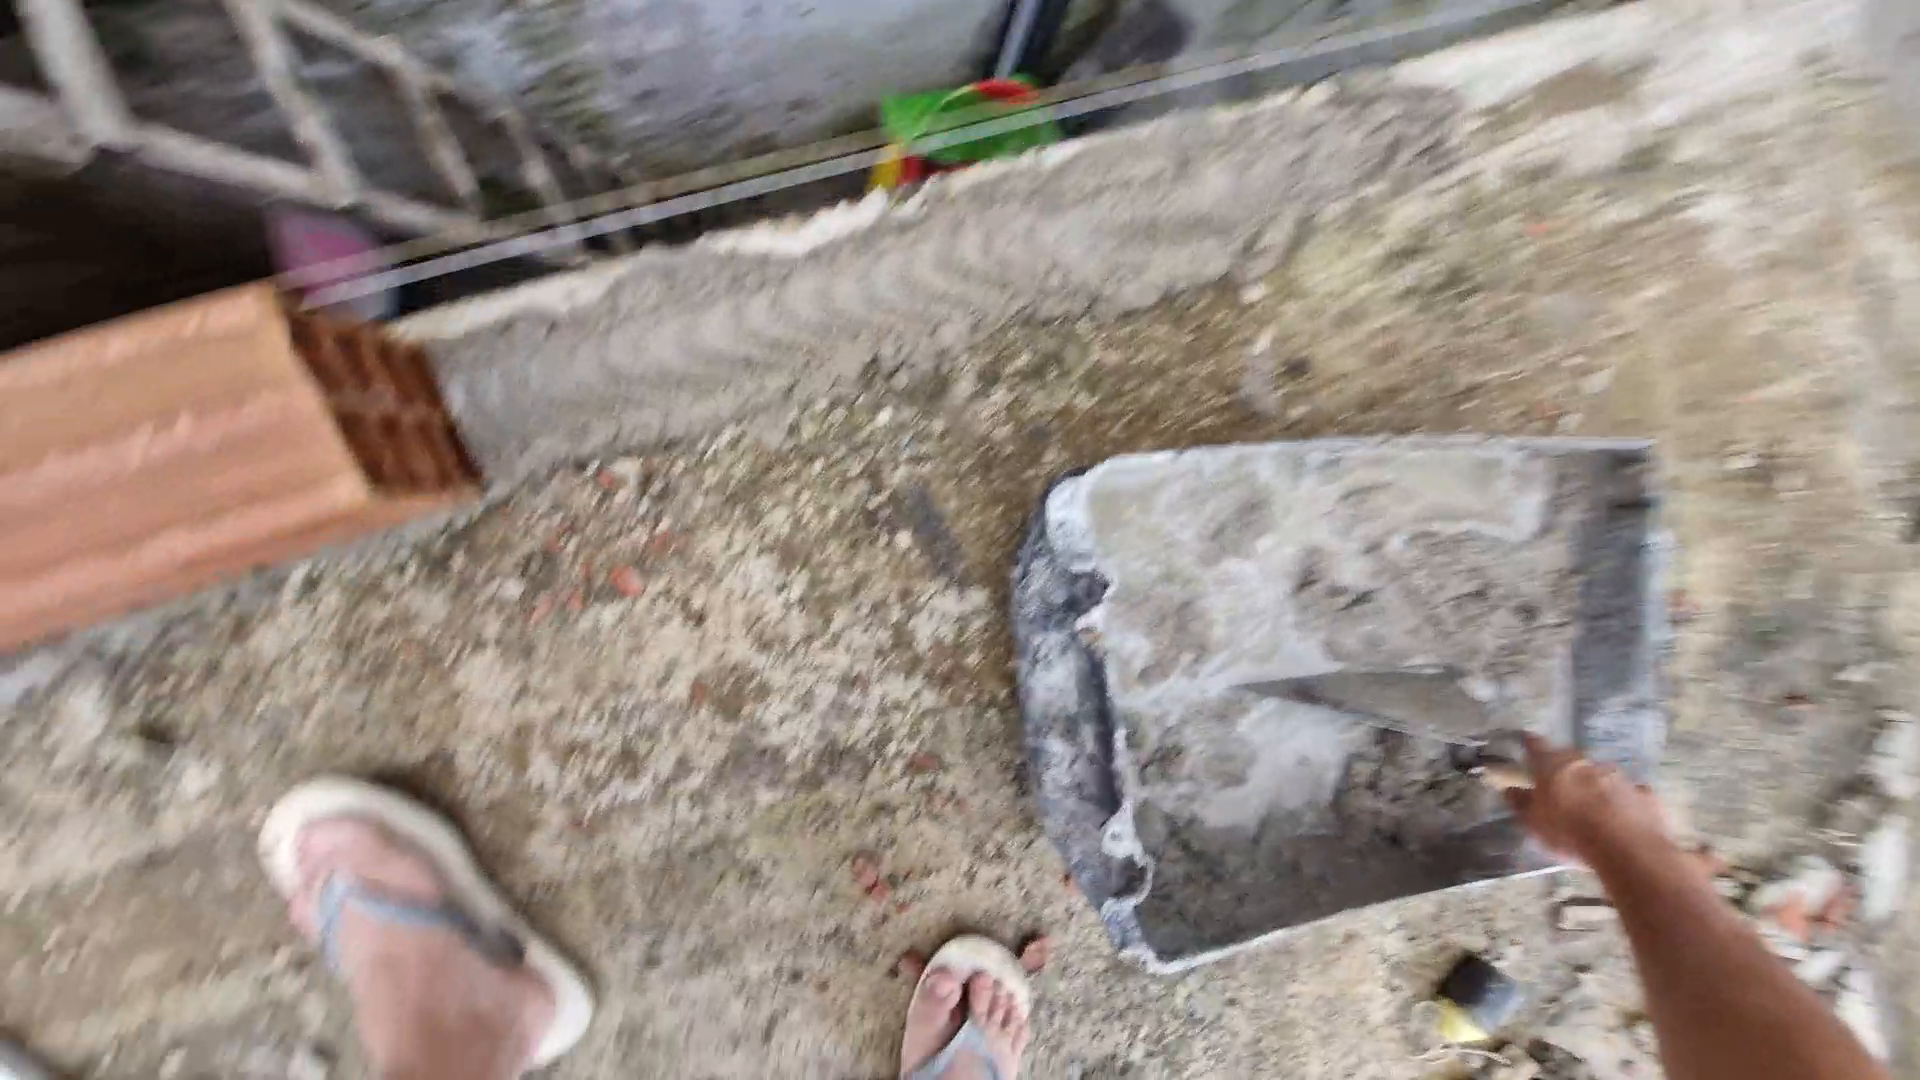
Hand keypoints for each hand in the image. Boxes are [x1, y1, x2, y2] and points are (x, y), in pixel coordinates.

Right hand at [1505, 734, 1672, 868]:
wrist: (1630, 852)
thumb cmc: (1570, 831)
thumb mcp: (1533, 822)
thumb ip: (1520, 802)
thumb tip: (1511, 789)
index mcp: (1553, 764)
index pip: (1535, 744)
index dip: (1529, 744)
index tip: (1525, 743)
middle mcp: (1585, 763)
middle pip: (1571, 759)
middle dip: (1564, 769)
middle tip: (1560, 785)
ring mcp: (1620, 778)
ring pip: (1601, 775)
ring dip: (1595, 785)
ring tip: (1593, 807)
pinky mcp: (1647, 796)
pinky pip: (1632, 794)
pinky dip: (1625, 800)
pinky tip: (1623, 816)